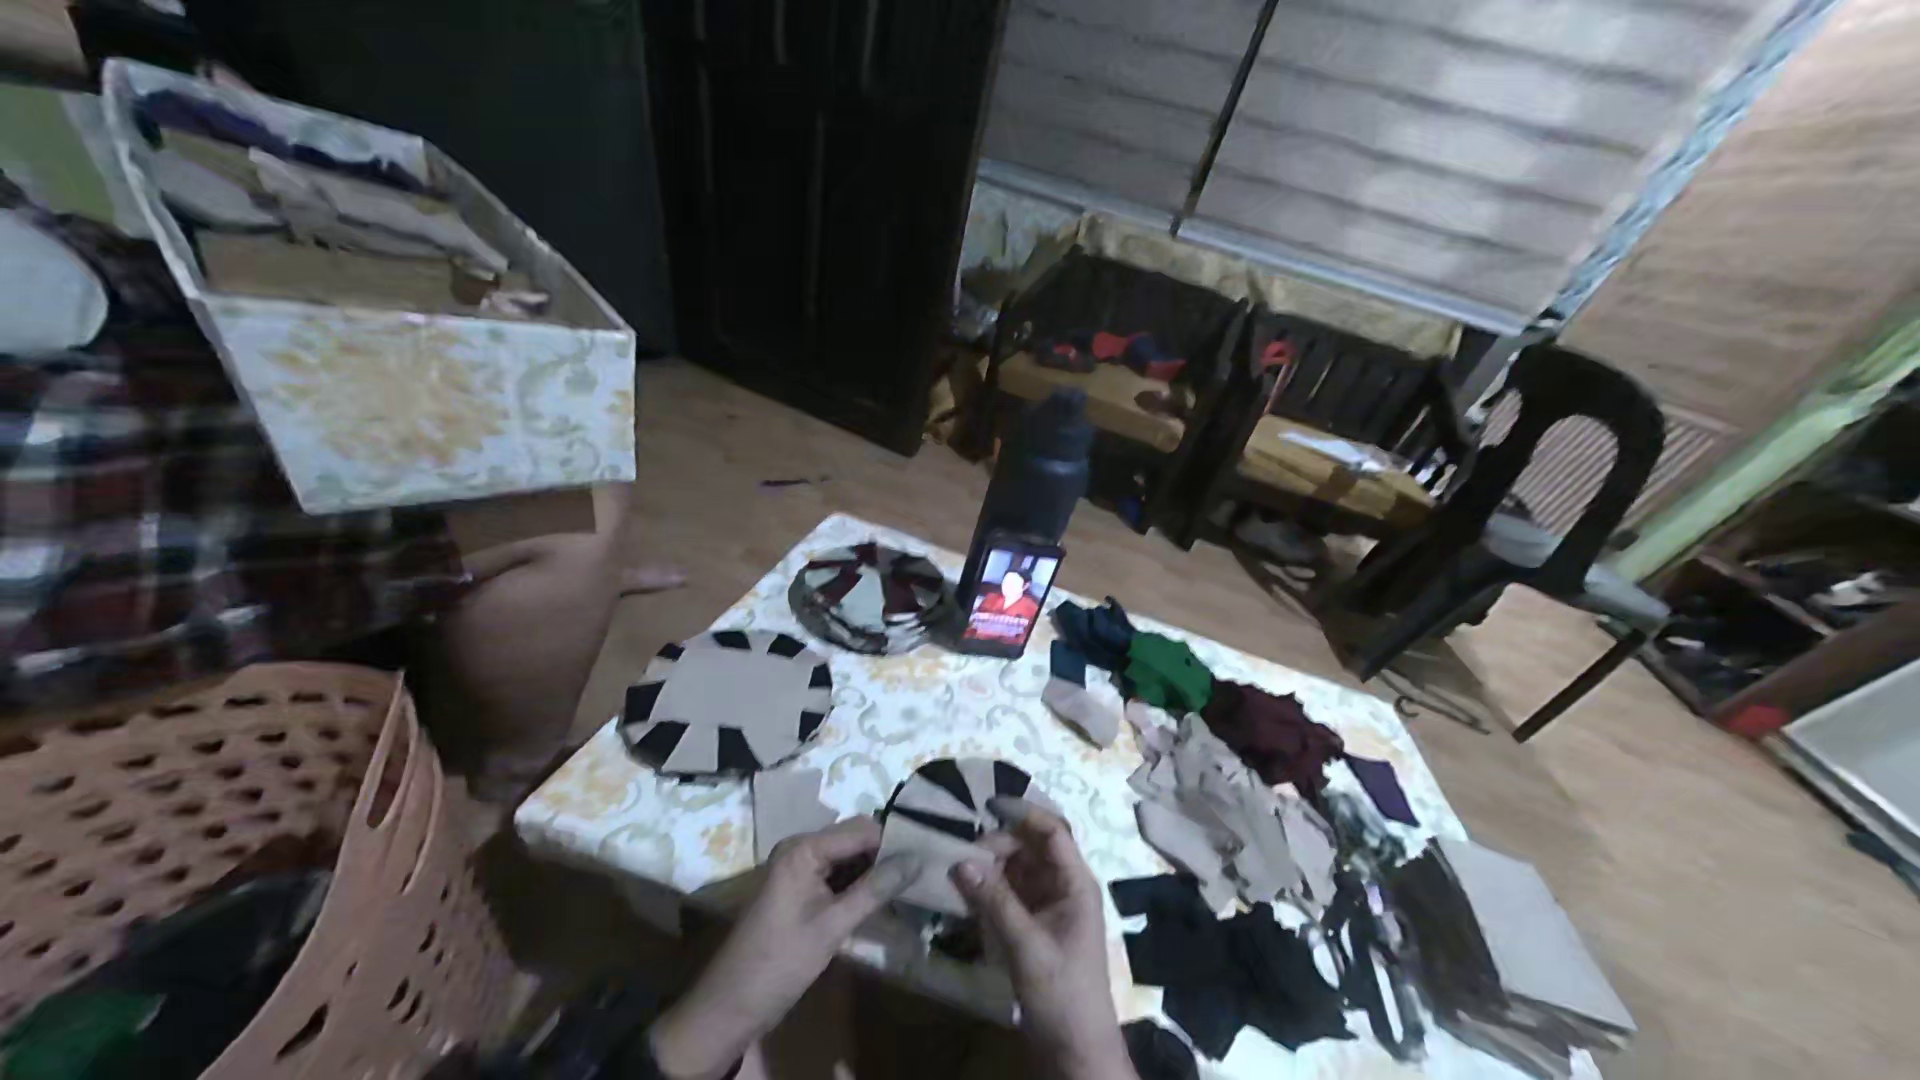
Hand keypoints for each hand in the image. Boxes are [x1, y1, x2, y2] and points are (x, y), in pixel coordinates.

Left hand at [649, 817, 917, 1079]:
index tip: (927, 857)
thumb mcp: (833, 926)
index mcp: (804, 848)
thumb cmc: (780, 962)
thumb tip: (917, 859)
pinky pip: (837, 872)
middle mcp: (801, 847)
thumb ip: (875, 889)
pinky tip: (882, 896)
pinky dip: (859, 881)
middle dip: (887, 853)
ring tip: (910, 883)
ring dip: (875, 868)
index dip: (894, 840)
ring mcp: (799, 867)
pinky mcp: (800, 886)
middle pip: (855, 837)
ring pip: (849, 855)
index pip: (862, 829)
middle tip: (921, 872)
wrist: (730, 1005)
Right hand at [956, 798, 1137, 1079]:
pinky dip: (990, 889)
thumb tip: (959, 861)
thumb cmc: (1061, 993)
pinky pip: (1010, 893)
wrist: (1074, 1051)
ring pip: (1017, 869)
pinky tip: (967, 894)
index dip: (1023, 813)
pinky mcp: (1034, 925)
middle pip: (1030, 848)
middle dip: (998, 844)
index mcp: (1075, 883)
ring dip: (990, 866)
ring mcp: (1048, 906)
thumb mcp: (1026, 945)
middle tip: (964, 855)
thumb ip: (994, 901)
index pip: (1053, 832)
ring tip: (959, 872)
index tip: (988, 805)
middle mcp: (1063, 886)